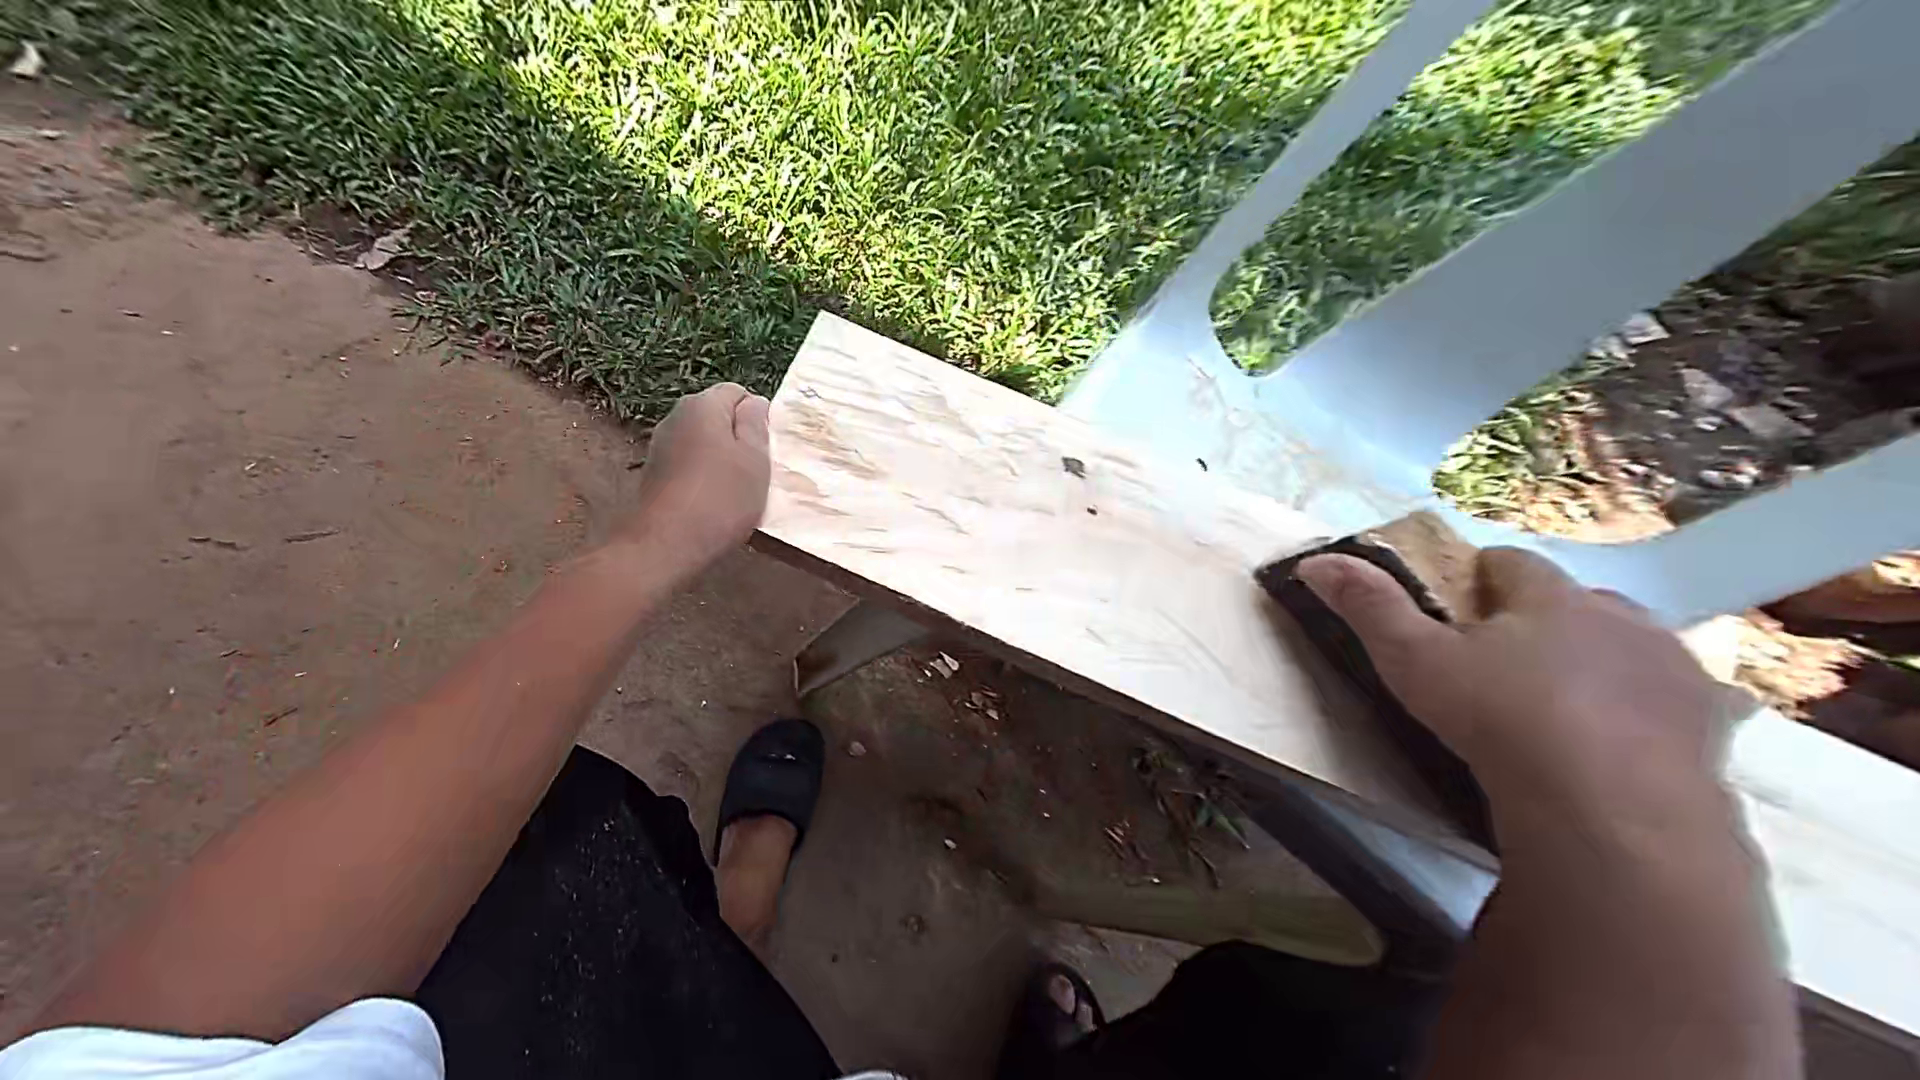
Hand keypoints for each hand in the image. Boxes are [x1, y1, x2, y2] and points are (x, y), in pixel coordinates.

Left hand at [615, 383, 770, 572]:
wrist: (666, 544)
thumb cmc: (721, 499)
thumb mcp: (755, 460)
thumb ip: (756, 424)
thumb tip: (754, 403)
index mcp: (702, 406)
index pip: (737, 393)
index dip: (758, 415)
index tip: (770, 446)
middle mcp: (676, 417)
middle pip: (718, 416)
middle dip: (740, 436)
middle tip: (760, 469)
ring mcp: (661, 445)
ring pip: (704, 441)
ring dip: (723, 458)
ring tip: (740, 489)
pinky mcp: (655, 473)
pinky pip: (690, 462)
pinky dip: (705, 474)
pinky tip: (716, 501)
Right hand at [1294, 548, 1727, 823]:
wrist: (1612, 813)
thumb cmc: (1499, 718)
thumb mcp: (1412, 660)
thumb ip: (1367, 606)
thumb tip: (1315, 561)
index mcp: (1551, 598)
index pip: (1512, 563)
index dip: (1479, 573)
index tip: (1456, 599)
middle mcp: (1623, 621)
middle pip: (1576, 600)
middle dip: (1541, 616)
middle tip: (1501, 654)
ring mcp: (1676, 673)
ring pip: (1631, 645)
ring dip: (1599, 656)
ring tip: (1560, 696)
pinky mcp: (1712, 729)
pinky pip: (1689, 702)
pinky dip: (1657, 707)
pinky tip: (1633, 737)